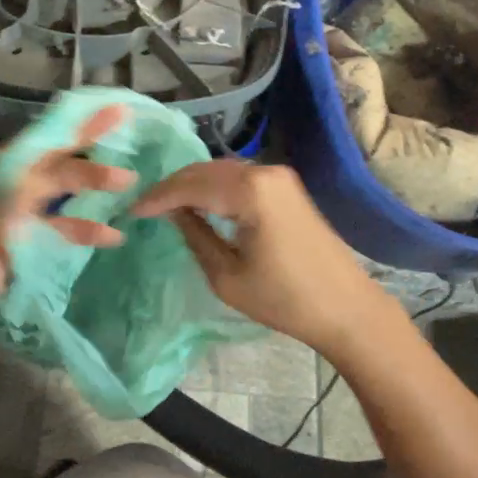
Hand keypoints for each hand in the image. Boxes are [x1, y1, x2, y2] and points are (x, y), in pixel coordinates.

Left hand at [0, 106, 135, 356]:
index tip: (68, 146)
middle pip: (33, 162)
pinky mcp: (20, 242)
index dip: (33, 150)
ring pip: (50, 189)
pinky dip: (83, 229)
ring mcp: (4, 213)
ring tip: (125, 179)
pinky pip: (55, 229)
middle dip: (73, 145)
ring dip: (87, 181)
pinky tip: (111, 232)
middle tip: (115, 120)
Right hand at [132, 160, 396, 357]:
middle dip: (173, 186)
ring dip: (194, 184)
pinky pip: (240, 177)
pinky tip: (199, 203)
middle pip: (206, 170)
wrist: (346, 307)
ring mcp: (279, 176)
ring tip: (165, 205)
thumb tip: (172, 212)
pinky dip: (215, 186)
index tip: (132, 210)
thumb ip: (195, 236)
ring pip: (222, 170)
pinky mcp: (287, 186)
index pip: (191, 185)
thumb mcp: (227, 276)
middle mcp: (264, 172)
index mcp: (249, 191)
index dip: (159, 196)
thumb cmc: (284, 299)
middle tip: (144, 205)